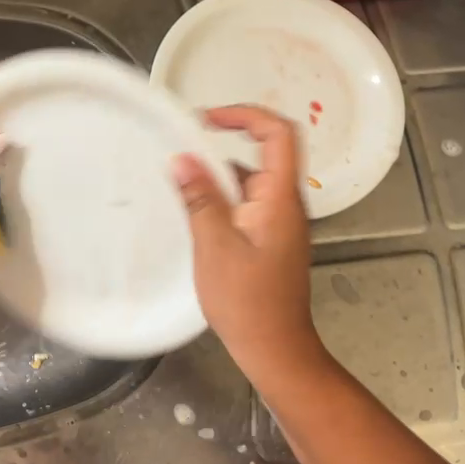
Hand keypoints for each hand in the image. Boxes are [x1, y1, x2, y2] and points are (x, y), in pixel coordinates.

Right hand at [172, 105, 318, 365]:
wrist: (274, 348)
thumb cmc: (247, 301)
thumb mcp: (215, 245)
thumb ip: (200, 198)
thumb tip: (182, 159)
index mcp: (280, 197)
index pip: (278, 133)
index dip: (245, 115)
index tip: (206, 119)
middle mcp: (285, 204)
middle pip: (263, 154)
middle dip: (221, 145)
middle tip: (181, 149)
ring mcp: (279, 223)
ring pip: (250, 182)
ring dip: (216, 176)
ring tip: (178, 184)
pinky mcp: (268, 240)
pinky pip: (245, 205)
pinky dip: (220, 200)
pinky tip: (192, 215)